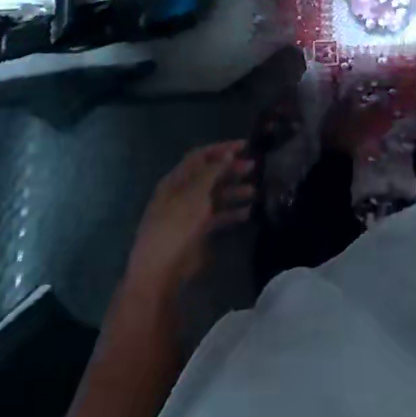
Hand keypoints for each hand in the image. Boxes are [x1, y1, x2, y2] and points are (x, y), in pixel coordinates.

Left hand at [125, 140, 255, 295]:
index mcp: (176, 180)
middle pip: (210, 175)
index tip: (245, 146)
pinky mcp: (198, 231)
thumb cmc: (175, 226)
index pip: (200, 157)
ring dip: (235, 191)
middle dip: (231, 169)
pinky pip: (218, 216)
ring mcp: (191, 213)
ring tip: (254, 191)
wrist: (161, 270)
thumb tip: (228, 154)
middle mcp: (183, 193)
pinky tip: (248, 213)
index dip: (221, 149)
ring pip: (216, 196)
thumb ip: (212, 173)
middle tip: (253, 167)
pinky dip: (232, 213)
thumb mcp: (194, 195)